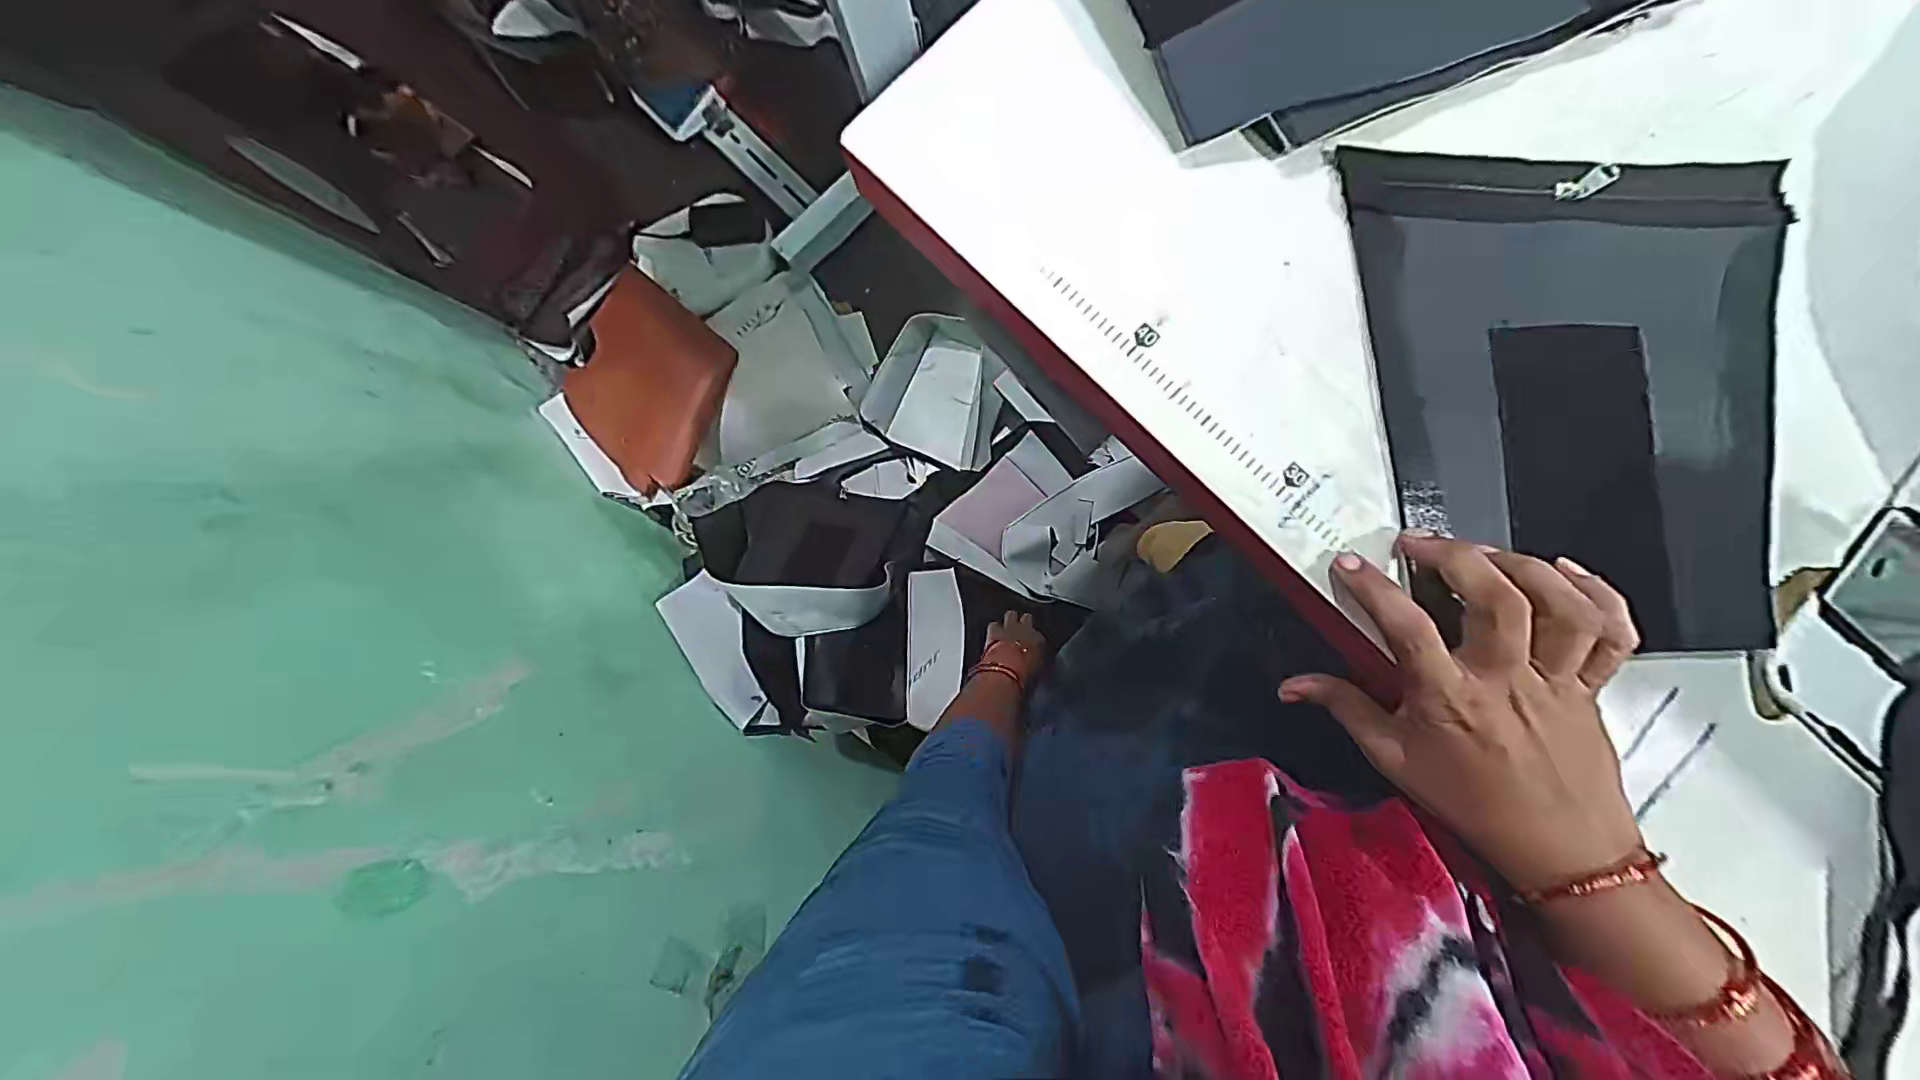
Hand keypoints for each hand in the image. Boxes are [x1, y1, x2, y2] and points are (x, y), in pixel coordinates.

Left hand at [982, 611, 1046, 683]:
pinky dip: (994, 629)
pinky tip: (992, 634)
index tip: (1031, 646)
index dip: (1034, 640)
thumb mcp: (1037, 672)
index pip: (1039, 636)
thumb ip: (1036, 664)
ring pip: (1011, 615)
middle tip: (1019, 631)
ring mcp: (1010, 628)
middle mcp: (1026, 630)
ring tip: (1006, 629)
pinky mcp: (994, 631)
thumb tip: (1033, 666)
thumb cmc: (1024, 676)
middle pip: (1027, 618)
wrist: (1006, 671)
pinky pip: (994, 624)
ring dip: (1009, 621)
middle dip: (1023, 623)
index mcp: (1040, 641)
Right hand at [1280, 533, 1644, 893]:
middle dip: (1455, 557)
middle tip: (1420, 544)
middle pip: (1496, 600)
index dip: (1373, 589)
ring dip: (1521, 565)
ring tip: (1483, 552)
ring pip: (1560, 607)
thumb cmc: (1471, 801)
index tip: (1350, 565)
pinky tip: (1561, 570)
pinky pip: (1612, 632)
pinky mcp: (1591, 686)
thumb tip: (1293, 686)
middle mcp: (1506, 682)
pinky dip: (1596, 592)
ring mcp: (1556, 681)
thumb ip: (1343, 708)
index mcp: (1450, 699)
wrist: (1561, 850)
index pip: (1408, 628)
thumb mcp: (1391, 756)